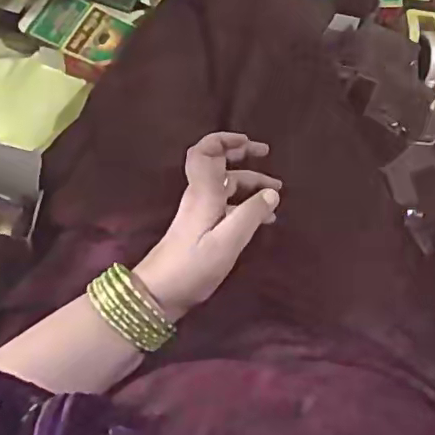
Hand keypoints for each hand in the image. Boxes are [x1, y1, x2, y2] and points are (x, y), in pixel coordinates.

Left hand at [135, 132, 281, 317]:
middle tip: (266, 153)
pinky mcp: (200, 228)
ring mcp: (199, 212)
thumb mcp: (228, 242)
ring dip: (250, 184)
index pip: (205, 152)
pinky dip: (245, 204)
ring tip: (276, 193)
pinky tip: (263, 218)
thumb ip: (251, 214)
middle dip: (241, 155)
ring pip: (226, 187)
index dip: (224, 140)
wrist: (158, 293)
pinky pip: (226, 205)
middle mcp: (200, 196)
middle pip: (218, 164)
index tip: (248, 141)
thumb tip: (272, 192)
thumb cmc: (192, 266)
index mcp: (204, 193)